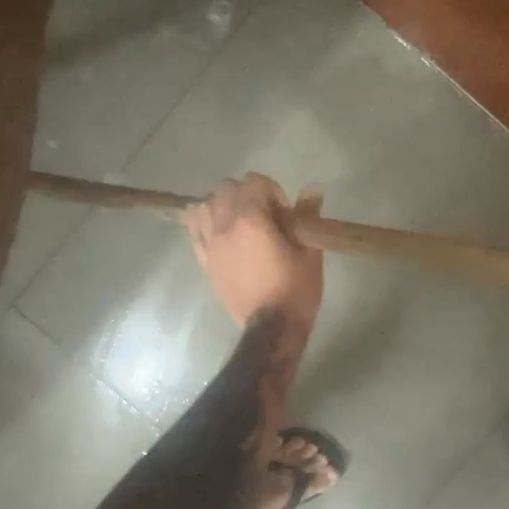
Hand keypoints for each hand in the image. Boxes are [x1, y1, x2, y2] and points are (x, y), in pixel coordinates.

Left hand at [185, 173, 322, 332]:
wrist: (271, 327)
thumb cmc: (294, 289)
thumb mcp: (308, 252)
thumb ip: (306, 216)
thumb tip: (314, 187)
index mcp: (251, 219)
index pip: (254, 181)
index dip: (272, 191)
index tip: (284, 213)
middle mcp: (224, 225)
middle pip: (226, 188)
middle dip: (246, 194)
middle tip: (264, 217)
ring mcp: (210, 243)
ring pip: (204, 204)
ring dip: (222, 205)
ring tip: (239, 222)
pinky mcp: (204, 260)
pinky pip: (194, 229)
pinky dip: (204, 222)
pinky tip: (220, 231)